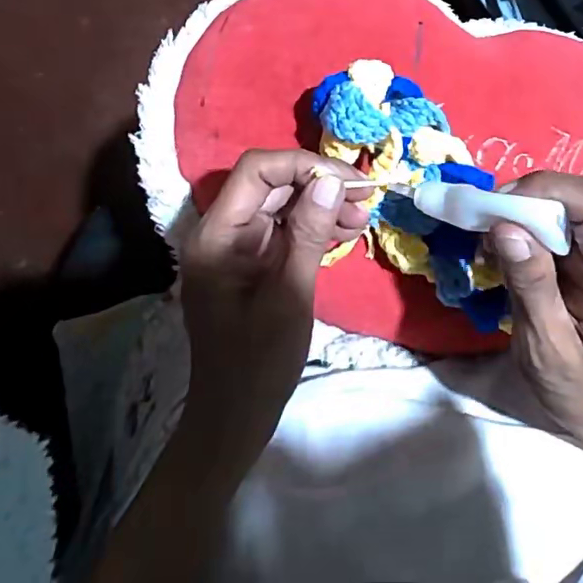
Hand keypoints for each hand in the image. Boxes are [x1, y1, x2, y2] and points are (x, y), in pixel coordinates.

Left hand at [177, 149, 370, 427]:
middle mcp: (221, 231)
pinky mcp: (250, 260)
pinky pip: (283, 228)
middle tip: (365, 199)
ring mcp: (235, 246)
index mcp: (217, 235)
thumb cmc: (259, 362)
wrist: (235, 416)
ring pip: (281, 203)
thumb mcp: (290, 294)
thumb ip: (308, 232)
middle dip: (320, 184)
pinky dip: (314, 225)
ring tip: (363, 218)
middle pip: (271, 183)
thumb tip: (332, 181)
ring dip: (322, 204)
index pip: (257, 170)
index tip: (348, 181)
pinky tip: (345, 232)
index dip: (304, 166)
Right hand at [487, 172, 582, 448]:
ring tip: (492, 239)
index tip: (500, 204)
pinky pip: (564, 220)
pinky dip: (530, 223)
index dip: (547, 188)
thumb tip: (505, 226)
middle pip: (581, 198)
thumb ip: (531, 286)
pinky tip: (509, 248)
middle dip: (530, 199)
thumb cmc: (572, 385)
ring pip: (570, 204)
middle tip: (487, 222)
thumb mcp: (544, 346)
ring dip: (526, 211)